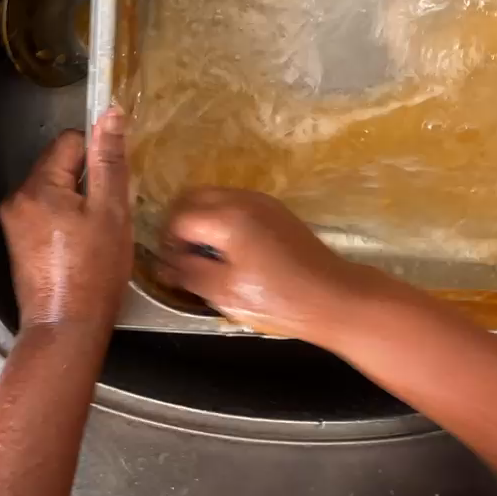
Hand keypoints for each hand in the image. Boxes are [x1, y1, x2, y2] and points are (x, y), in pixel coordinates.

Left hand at [0, 109, 131, 331]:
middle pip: (60, 165)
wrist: (67, 325)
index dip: (98, 157)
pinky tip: (82, 245)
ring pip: (55, 189)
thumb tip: (110, 114)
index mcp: (38, 186)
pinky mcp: (19, 241)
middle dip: (87, 182)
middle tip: (107, 214)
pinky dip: (66, 219)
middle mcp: (18, 198)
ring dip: (78, 201)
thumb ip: (109, 160)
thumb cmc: (94, 271)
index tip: (112, 185)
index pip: (71, 141)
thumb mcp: (112, 210)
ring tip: (95, 233)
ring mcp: (15, 221)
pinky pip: (46, 212)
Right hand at [157, 188, 409, 346]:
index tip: (170, 267)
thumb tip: (163, 265)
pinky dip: (221, 218)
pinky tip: (227, 249)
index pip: (179, 218)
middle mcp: (242, 199)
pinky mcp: (275, 210)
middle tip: (180, 256)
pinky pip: (234, 203)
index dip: (167, 243)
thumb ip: (188, 273)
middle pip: (193, 197)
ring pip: (214, 196)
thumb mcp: (225, 292)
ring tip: (202, 254)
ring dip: (200, 218)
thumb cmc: (278, 299)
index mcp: (227, 218)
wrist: (333, 296)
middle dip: (179, 224)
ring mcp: (261, 201)